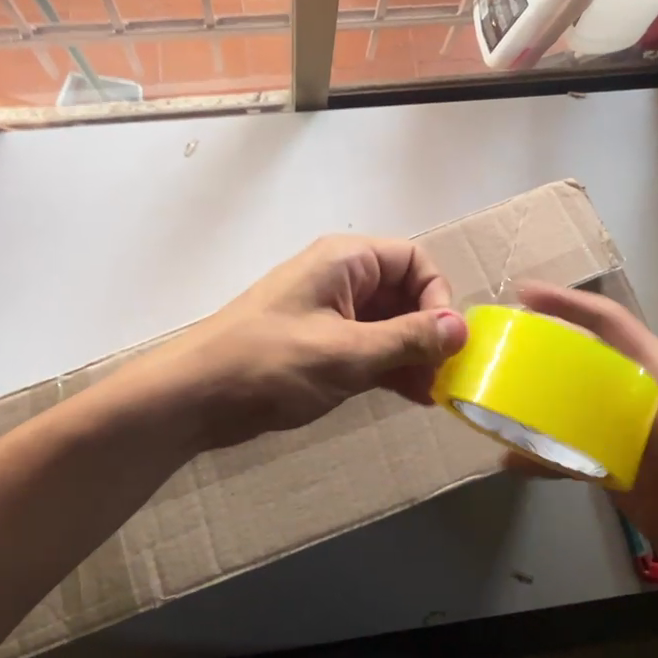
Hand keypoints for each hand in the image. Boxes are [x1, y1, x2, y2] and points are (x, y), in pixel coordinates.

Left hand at [147, 236, 467, 450]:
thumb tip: (461, 328)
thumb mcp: (348, 353)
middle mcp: (340, 277)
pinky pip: (367, 345)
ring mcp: (328, 311)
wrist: (196, 396)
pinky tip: (411, 395)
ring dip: (412, 353)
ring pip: (387, 322)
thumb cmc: (273, 363)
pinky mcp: (318, 343)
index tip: (445, 342)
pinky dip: (389, 366)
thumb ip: (407, 340)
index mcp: (346, 260)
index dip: (437, 297)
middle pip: (403, 292)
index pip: (413, 261)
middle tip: (445, 376)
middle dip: (428, 331)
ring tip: (433, 394)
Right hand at [510, 283, 657, 584]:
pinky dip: (536, 452)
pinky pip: (565, 447)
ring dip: (530, 392)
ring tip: (488, 390)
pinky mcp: (609, 461)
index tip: (525, 294)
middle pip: (581, 353)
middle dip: (539, 339)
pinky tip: (509, 461)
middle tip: (493, 340)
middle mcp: (634, 393)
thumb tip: (656, 391)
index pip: (614, 327)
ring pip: (566, 397)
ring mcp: (619, 427)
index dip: (573, 305)